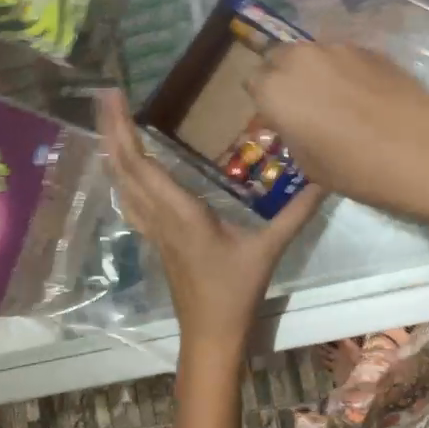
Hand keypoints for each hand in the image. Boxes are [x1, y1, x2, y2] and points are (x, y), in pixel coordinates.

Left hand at [97, 91, 324, 347]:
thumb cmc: (237, 291)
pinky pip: (129, 201)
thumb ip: (295, 213)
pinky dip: (121, 176)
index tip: (115, 97)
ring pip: (121, 184)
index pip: (143, 166)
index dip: (125, 131)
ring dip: (111, 150)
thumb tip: (325, 178)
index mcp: (182, 213)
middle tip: (103, 95)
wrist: (210, 333)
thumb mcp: (269, 249)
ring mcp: (153, 230)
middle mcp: (159, 217)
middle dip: (110, 130)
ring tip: (106, 119)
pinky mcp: (155, 239)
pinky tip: (122, 167)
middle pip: (124, 168)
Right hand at [246, 43, 428, 218]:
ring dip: (314, 71)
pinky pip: (343, 56)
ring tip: (335, 100)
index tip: (279, 118)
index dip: (266, 101)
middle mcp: (299, 58)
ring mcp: (337, 48)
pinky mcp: (369, 48)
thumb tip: (296, 120)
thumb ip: (292, 133)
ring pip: (312, 53)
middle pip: (278, 58)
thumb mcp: (310, 165)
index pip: (253, 83)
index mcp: (275, 89)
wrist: (423, 150)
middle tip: (302, 106)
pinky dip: (344, 70)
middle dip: (284, 77)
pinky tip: (364, 96)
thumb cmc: (357, 169)